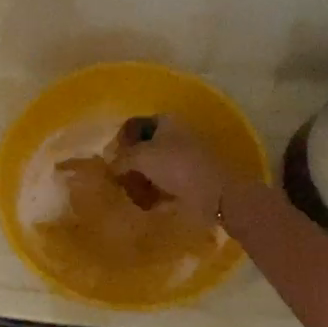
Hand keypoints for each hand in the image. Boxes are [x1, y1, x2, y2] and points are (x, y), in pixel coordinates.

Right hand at [108, 117, 230, 226]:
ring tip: (133, 197)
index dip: (120, 141)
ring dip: (140, 182)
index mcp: (166, 122)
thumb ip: (120, 158)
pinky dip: (154, 194)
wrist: (216, 193)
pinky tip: (147, 205)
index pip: (133, 125)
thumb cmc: (177, 167)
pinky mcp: (190, 179)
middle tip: (121, 181)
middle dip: (129, 165)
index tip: (113, 159)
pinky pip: (164, 184)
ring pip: (152, 168)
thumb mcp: (140, 157)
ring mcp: (184, 158)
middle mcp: (175, 136)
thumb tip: (111, 165)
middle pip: (142, 148)